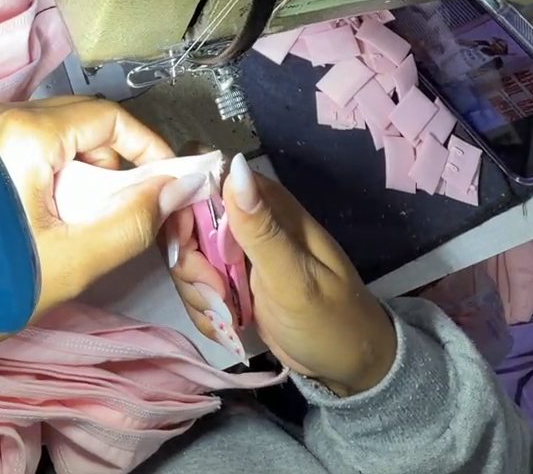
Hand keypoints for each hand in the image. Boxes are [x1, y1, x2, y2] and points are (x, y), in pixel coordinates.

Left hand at [0, 97, 194, 384]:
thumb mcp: (71, 262)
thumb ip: (131, 221)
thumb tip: (178, 187)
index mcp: (25, 133)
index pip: (108, 117)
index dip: (148, 147)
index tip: (171, 183)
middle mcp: (1, 115)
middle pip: (83, 119)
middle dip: (118, 160)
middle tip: (132, 207)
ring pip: (58, 130)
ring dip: (87, 165)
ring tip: (89, 214)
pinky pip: (32, 140)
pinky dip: (57, 166)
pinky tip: (55, 208)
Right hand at [163, 155, 396, 394]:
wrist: (350, 367)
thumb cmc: (332, 320)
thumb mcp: (295, 279)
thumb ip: (260, 228)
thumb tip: (235, 165)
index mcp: (265, 202)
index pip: (204, 175)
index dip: (182, 201)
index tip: (187, 244)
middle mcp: (246, 217)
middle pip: (185, 217)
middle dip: (189, 260)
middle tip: (214, 291)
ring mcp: (236, 248)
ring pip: (186, 253)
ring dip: (196, 288)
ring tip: (227, 314)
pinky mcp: (229, 276)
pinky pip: (196, 281)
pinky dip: (204, 305)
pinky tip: (228, 324)